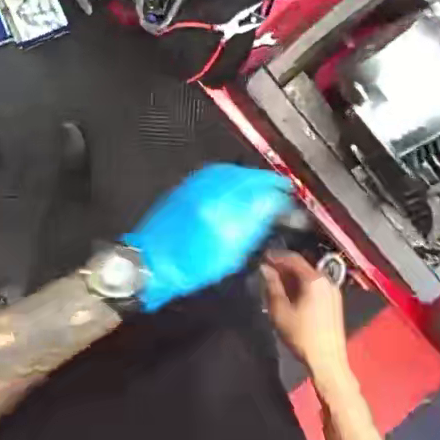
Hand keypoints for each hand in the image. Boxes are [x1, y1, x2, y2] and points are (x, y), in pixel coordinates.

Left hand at [123, 164, 293, 311]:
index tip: (290, 201)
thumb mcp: (229, 256)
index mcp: (224, 211)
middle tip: (282, 189)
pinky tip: (239, 183)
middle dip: (269, 182)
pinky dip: (233, 176)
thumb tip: (273, 213)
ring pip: (234, 172)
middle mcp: (211, 192)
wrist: (149, 262)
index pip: (262, 194)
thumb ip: (252, 230)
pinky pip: (217, 173)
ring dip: (252, 177)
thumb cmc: (189, 267)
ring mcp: (197, 187)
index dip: (281, 197)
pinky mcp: (187, 187)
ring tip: (265, 184)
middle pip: (249, 178)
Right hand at [260, 251, 348, 379]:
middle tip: (266, 270)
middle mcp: (326, 280)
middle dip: (283, 267)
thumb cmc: (302, 336)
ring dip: (292, 277)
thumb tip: (265, 269)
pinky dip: (301, 285)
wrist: (327, 361)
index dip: (276, 256)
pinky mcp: (334, 302)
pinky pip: (315, 286)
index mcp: (314, 280)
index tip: (262, 257)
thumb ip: (272, 286)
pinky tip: (290, 294)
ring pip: (309, 276)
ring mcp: (333, 291)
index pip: (293, 259)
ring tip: (275, 283)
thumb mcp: (280, 311)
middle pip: (302, 266)